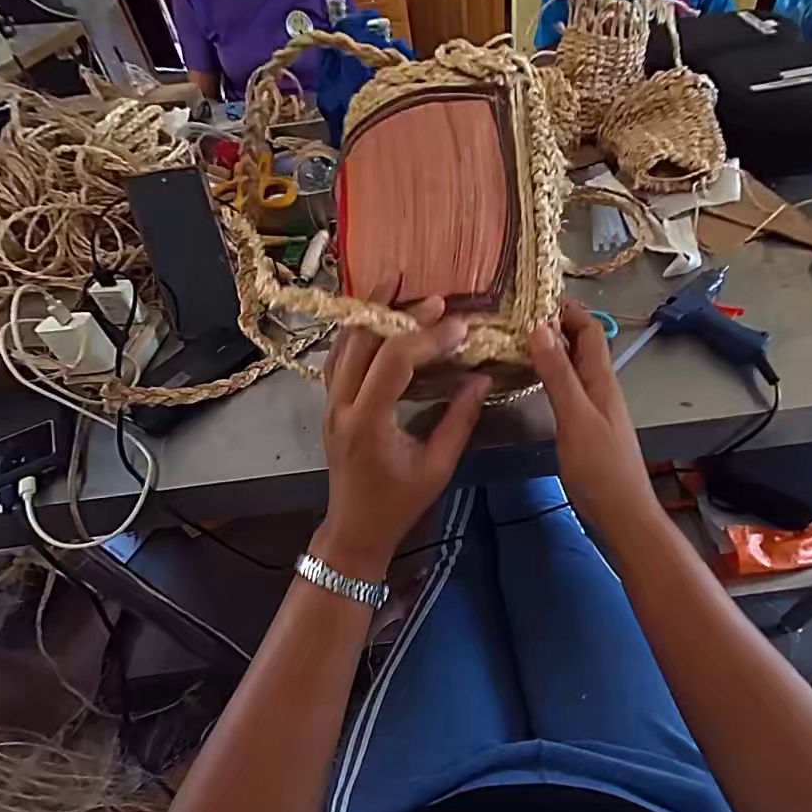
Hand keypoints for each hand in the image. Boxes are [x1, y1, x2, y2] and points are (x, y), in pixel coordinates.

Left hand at [314, 290, 487, 577]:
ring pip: (344, 342)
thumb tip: (482, 377)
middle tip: (433, 297)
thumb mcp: (437, 465)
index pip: (395, 361)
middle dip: (399, 312)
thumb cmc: (399, 503)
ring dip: (370, 311)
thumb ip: (460, 419)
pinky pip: (339, 356)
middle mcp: (341, 404)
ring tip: (396, 283)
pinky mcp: (329, 402)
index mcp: (368, 422)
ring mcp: (329, 402)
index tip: (460, 326)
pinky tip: (376, 316)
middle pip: (363, 340)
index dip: (429, 337)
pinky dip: (358, 331)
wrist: (354, 528)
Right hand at [529, 300, 659, 530]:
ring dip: (551, 349)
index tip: (534, 295)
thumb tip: (540, 328)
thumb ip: (558, 375)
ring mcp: (594, 406)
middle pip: (581, 344)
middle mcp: (600, 386)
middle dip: (555, 324)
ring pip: (573, 365)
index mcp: (601, 379)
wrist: (621, 512)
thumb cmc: (600, 467)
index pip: (589, 330)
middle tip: (517, 315)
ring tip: (517, 340)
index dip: (567, 309)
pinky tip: (531, 379)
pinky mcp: (585, 424)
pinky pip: (568, 386)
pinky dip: (550, 374)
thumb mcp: (575, 417)